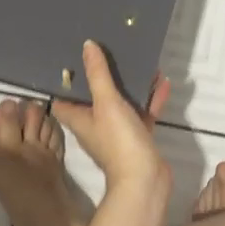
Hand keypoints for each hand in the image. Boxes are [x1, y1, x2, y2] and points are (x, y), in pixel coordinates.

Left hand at [53, 41, 170, 195]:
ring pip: (121, 104)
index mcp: (80, 120)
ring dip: (130, 85)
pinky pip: (143, 113)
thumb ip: (98, 74)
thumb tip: (87, 45)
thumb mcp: (106, 102)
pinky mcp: (138, 138)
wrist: (145, 180)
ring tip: (139, 62)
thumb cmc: (118, 141)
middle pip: (93, 98)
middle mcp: (95, 126)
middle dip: (101, 77)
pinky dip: (151, 99)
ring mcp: (118, 133)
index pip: (61, 100)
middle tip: (108, 51)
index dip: (62, 82)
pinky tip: (163, 82)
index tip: (68, 59)